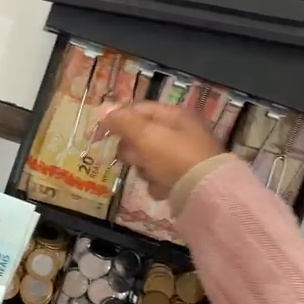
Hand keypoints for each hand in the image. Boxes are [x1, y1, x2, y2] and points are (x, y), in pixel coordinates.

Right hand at [97, 101, 225, 199]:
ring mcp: (181, 157)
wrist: (205, 194)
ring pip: (146, 159)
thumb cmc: (174, 157)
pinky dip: (157, 183)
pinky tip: (164, 187)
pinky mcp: (181, 179)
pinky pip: (157, 177)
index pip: (138, 110)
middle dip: (133, 149)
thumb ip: (123, 122)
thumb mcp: (146, 135)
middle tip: (136, 156)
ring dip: (144, 168)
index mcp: (174, 116)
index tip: (99, 132)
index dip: (116, 119)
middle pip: (140, 136)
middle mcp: (179, 133)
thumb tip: (103, 110)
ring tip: (153, 174)